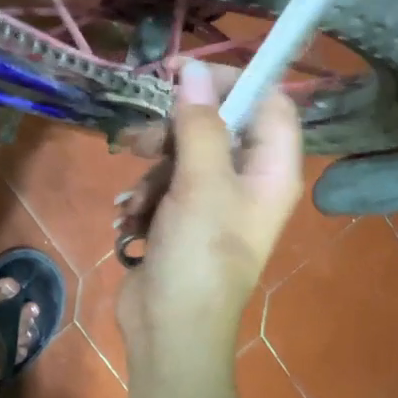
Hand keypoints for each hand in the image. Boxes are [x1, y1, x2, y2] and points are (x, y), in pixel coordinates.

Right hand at [115, 60, 303, 344]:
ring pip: (179, 162)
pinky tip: (126, 223)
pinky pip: (160, 194)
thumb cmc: (198, 255)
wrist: (170, 328)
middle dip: (171, 136)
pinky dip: (141, 202)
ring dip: (149, 176)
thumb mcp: (201, 184)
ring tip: (133, 205)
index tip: (183, 76)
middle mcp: (247, 184)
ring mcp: (211, 207)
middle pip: (214, 131)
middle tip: (138, 144)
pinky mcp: (179, 226)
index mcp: (271, 171)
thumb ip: (198, 124)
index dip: (231, 82)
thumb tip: (192, 69)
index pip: (268, 103)